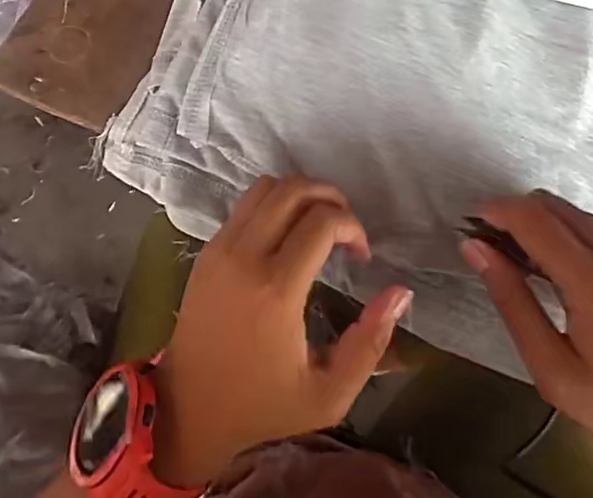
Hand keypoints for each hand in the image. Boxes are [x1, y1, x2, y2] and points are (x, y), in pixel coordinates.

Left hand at [150, 176, 413, 487]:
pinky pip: (246, 204)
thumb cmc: (263, 404)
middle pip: (294, 189)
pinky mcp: (208, 248)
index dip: (353, 226)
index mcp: (276, 289)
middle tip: (346, 227)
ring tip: (319, 224)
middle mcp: (246, 256)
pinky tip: (287, 234)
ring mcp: (222, 246)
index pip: (322, 221)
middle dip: (330, 197)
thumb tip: (401, 292)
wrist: (190, 406)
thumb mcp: (330, 393)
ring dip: (300, 194)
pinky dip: (274, 204)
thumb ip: (371, 342)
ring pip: (267, 186)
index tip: (362, 254)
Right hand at [462, 192, 592, 497]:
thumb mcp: (554, 371)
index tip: (474, 222)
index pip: (533, 218)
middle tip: (504, 252)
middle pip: (555, 207)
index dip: (496, 211)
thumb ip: (511, 300)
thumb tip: (474, 247)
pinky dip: (587, 243)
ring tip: (547, 273)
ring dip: (554, 231)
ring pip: (582, 216)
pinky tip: (590, 282)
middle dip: (521, 219)